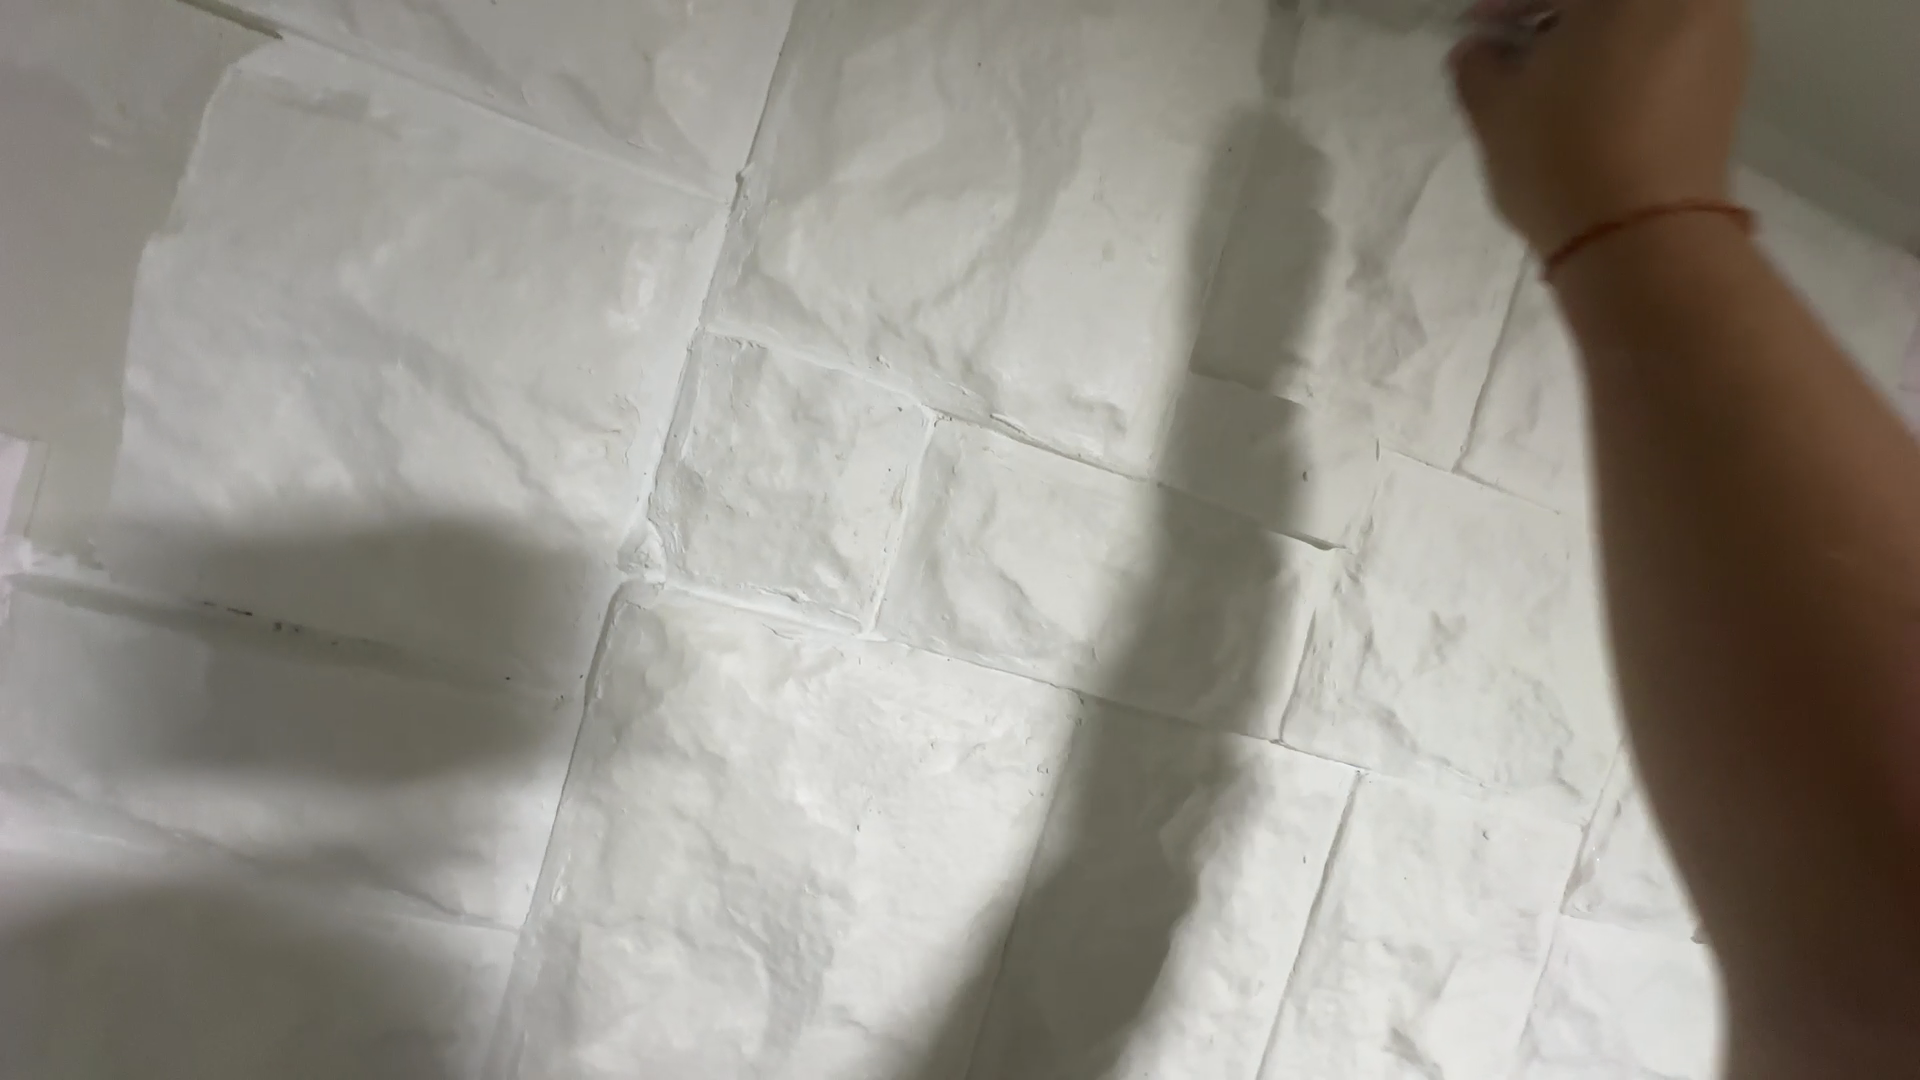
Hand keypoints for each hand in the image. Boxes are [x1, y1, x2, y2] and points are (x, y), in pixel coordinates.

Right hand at [1450, 0, 1750, 255]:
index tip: (1472, 26)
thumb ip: (1477, 68)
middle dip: (1553, 16)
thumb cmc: (1555, 156)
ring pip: (1640, 15)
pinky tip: (1591, 99)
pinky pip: (1667, 40)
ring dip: (1591, 35)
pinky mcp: (1729, 68)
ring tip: (1550, 81)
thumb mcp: (1494, 112)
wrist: (1636, 227)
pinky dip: (1625, 56)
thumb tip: (1475, 48)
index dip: (1504, 3)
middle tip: (1512, 52)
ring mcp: (1720, 24)